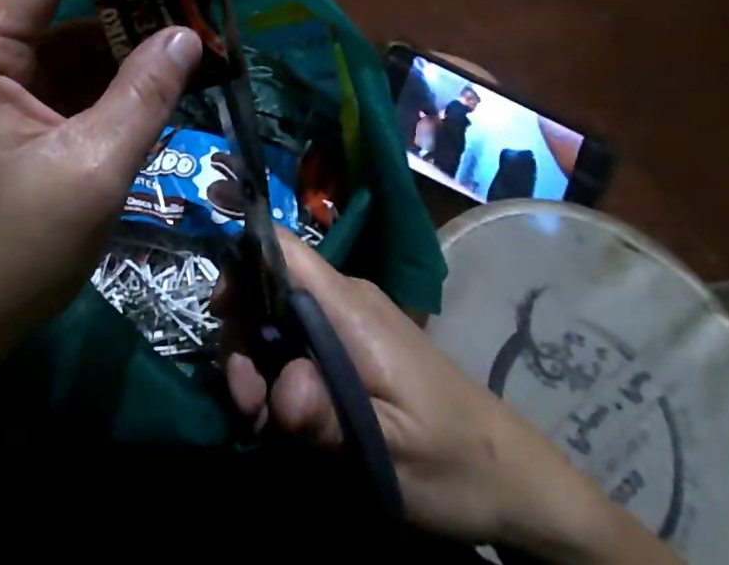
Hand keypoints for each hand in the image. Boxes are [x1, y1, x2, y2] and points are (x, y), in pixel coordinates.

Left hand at [0, 0, 203, 389]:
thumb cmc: (14, 253)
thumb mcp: (92, 169)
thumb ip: (144, 94)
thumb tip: (188, 36)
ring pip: (68, 38)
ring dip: (127, 35)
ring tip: (192, 31)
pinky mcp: (11, 117)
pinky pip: (68, 77)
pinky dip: (114, 74)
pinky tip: (160, 75)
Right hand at [224, 236, 679, 563]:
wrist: (510, 478)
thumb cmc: (453, 463)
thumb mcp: (389, 452)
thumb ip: (330, 417)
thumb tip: (277, 389)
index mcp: (353, 311)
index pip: (286, 250)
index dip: (242, 262)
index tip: (219, 311)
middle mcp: (346, 303)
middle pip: (269, 291)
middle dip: (242, 342)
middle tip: (247, 407)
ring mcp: (349, 325)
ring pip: (277, 321)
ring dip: (257, 368)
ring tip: (264, 424)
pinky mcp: (352, 349)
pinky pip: (297, 344)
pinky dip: (279, 377)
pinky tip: (284, 420)